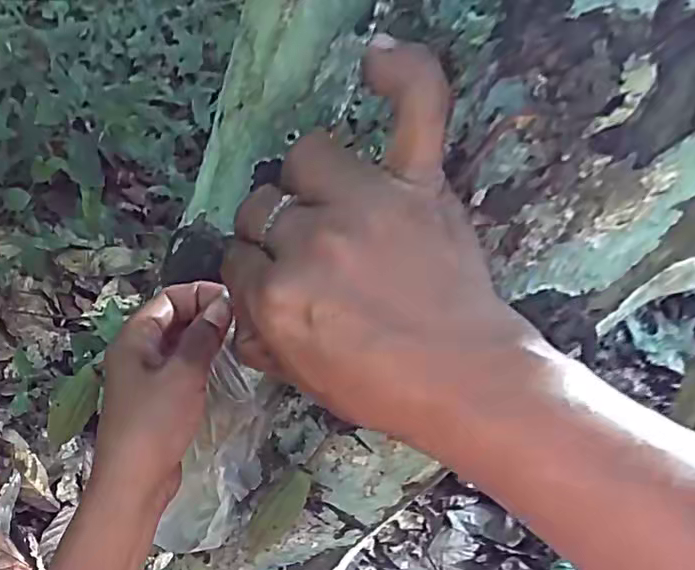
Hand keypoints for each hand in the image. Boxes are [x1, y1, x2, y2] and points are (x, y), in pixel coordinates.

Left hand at [91, 282, 231, 505]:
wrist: (134, 480)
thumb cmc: (154, 423)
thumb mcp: (184, 373)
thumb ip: (203, 335)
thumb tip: (221, 305)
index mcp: (132, 339)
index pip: (167, 299)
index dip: (200, 294)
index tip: (234, 302)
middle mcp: (133, 355)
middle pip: (172, 321)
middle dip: (205, 317)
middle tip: (241, 324)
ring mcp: (142, 381)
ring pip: (176, 348)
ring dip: (204, 343)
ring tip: (237, 345)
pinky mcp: (154, 404)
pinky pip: (177, 373)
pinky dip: (197, 367)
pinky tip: (221, 372)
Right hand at [221, 36, 557, 451]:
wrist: (460, 380)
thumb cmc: (371, 386)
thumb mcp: (293, 374)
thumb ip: (257, 336)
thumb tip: (243, 308)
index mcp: (274, 296)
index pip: (234, 262)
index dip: (247, 276)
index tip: (265, 286)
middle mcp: (309, 243)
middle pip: (259, 210)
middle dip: (265, 234)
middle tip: (291, 255)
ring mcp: (365, 206)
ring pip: (306, 158)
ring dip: (303, 181)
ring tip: (320, 201)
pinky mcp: (419, 186)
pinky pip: (417, 105)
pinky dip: (402, 75)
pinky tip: (375, 59)